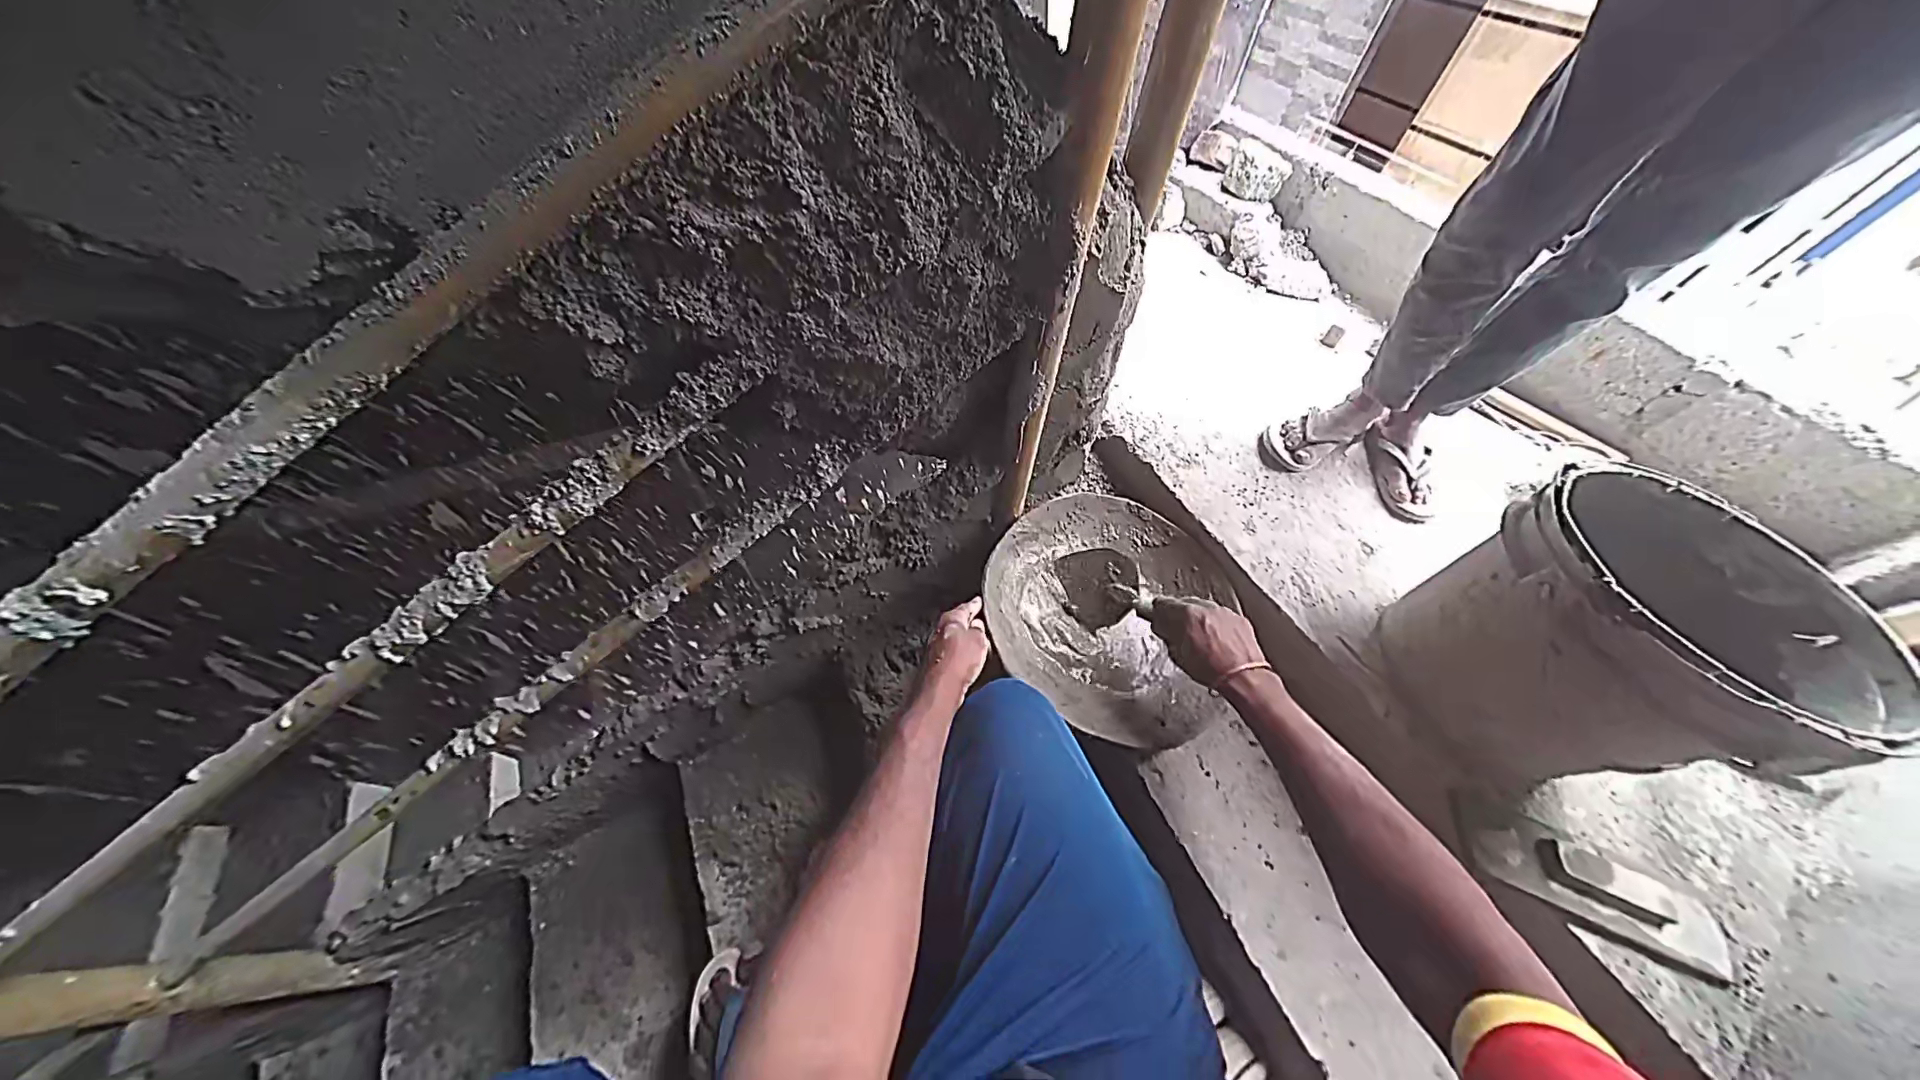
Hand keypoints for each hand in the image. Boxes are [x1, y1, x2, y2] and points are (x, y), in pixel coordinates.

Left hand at [920, 597, 991, 694]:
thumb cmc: (958, 661)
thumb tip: (978, 626)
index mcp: (949, 620)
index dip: (974, 605)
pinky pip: (950, 656)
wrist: (941, 687)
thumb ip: (979, 630)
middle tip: (977, 620)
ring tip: (975, 642)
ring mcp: (935, 649)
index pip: (964, 608)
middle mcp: (939, 632)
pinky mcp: (935, 666)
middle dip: (966, 622)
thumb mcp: (979, 640)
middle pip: (955, 623)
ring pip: (952, 639)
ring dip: (962, 640)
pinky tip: (965, 661)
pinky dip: (958, 655)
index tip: (978, 602)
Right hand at [1148, 597, 1273, 691]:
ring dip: (1197, 619)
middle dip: (1178, 615)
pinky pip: (1220, 616)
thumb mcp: (1178, 655)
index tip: (1156, 616)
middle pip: (1184, 603)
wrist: (1243, 677)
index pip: (1163, 603)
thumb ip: (1168, 635)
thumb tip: (1163, 627)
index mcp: (1186, 614)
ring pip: (1203, 608)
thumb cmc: (1212, 670)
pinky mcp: (1237, 618)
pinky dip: (1214, 624)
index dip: (1157, 611)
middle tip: (1175, 630)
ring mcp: (1223, 612)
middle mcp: (1206, 608)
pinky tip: (1214, 640)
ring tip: (1198, 638)